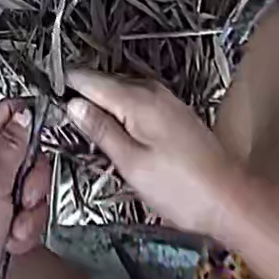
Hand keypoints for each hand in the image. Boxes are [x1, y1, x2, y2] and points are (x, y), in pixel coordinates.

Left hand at [0, 100, 50, 278]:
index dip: (26, 115)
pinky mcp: (8, 223)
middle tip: (21, 190)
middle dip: (32, 175)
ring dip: (29, 209)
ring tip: (11, 221)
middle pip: (28, 152)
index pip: (5, 114)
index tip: (42, 122)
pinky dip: (26, 230)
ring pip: (35, 186)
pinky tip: (10, 239)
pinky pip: (33, 215)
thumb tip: (24, 112)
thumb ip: (11, 144)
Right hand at [66, 69, 249, 236]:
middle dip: (83, 91)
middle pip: (107, 82)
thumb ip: (101, 130)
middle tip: (59, 106)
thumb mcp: (132, 163)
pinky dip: (120, 107)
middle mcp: (152, 90)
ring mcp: (165, 99)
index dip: (68, 82)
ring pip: (122, 91)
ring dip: (102, 100)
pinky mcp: (174, 111)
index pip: (92, 80)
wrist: (230, 199)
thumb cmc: (180, 187)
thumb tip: (74, 105)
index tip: (48, 85)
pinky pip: (137, 99)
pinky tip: (115, 125)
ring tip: (81, 116)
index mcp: (138, 99)